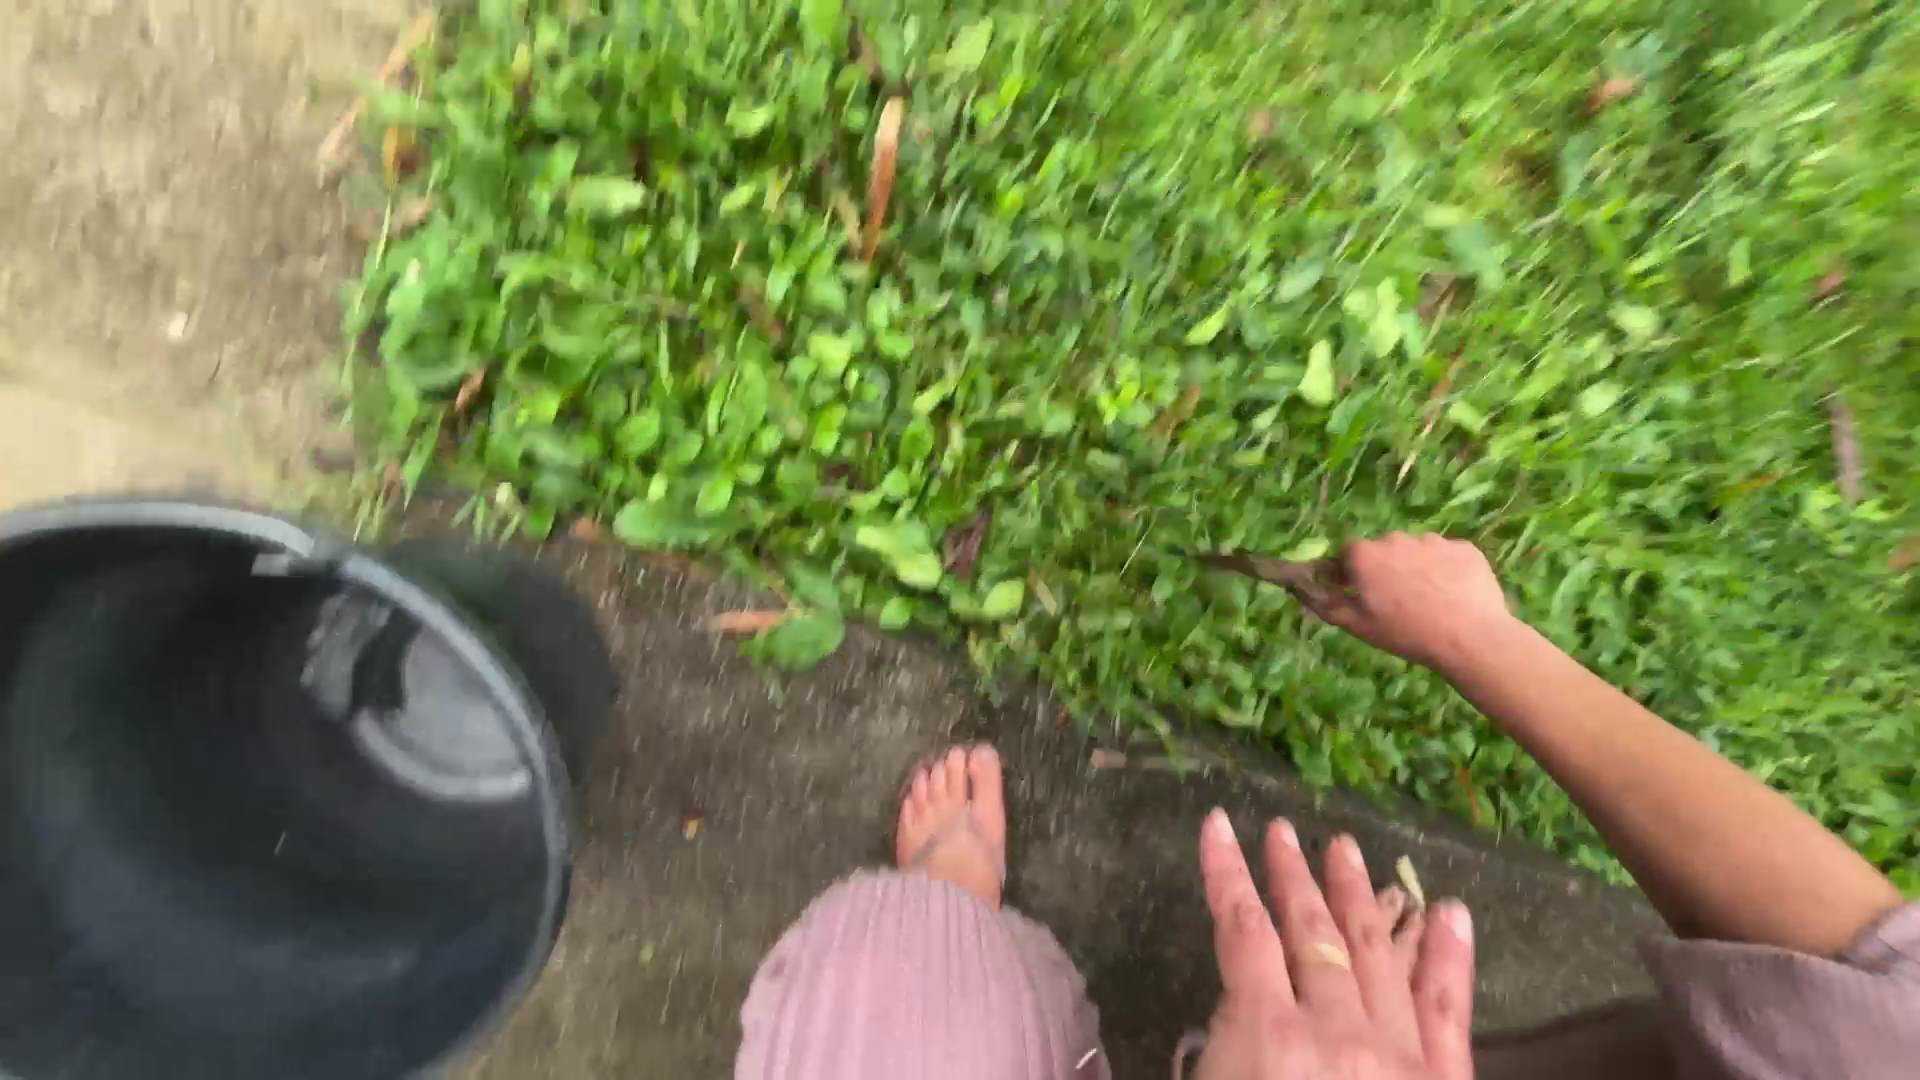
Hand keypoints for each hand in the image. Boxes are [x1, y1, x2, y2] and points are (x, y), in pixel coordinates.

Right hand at [1193, 810, 1474, 1079]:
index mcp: (1269, 1035)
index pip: (1240, 927)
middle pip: (1309, 928)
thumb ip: (1218, 1050)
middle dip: (1290, 873)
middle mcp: (1337, 1031)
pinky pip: (1448, 1010)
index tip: (1216, 824)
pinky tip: (1450, 912)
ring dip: (1357, 894)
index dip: (1224, 870)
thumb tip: (1230, 1015)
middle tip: (1281, 828)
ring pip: (1377, 951)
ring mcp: (1401, 1057)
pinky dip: (1449, 956)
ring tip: (1345, 847)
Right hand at [1302, 533, 1512, 672]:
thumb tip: (1296, 587)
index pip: (1348, 552)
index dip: (1351, 570)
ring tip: (1427, 599)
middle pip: (1382, 549)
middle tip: (1395, 599)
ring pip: (1415, 550)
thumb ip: (1321, 602)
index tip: (1359, 591)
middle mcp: (1396, 538)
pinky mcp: (1465, 548)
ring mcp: (1433, 540)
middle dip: (1384, 567)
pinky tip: (1452, 594)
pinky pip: (1447, 554)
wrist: (1471, 638)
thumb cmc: (1404, 632)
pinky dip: (1445, 569)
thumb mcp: (1354, 624)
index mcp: (1365, 554)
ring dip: (1414, 566)